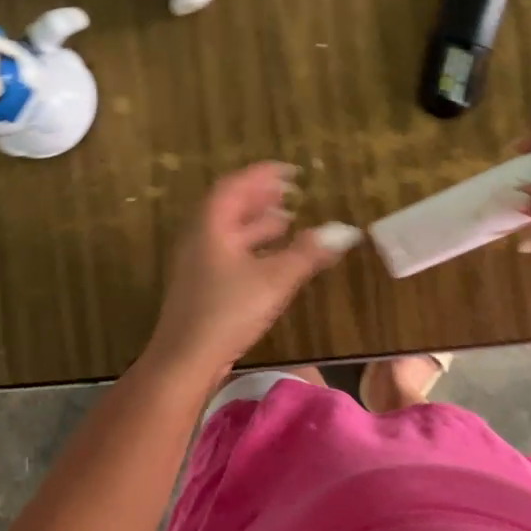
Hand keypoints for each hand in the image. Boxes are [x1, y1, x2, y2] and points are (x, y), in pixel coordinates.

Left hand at [144, 163, 360, 380]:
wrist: (185, 359)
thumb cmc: (227, 311)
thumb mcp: (274, 279)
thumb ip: (308, 253)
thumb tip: (345, 231)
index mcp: (211, 225)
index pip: (234, 185)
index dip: (262, 174)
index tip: (291, 171)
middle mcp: (200, 237)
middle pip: (230, 205)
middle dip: (261, 197)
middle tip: (292, 192)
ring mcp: (199, 262)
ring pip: (230, 231)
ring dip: (258, 222)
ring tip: (289, 220)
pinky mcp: (202, 285)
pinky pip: (229, 251)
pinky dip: (253, 246)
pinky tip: (274, 258)